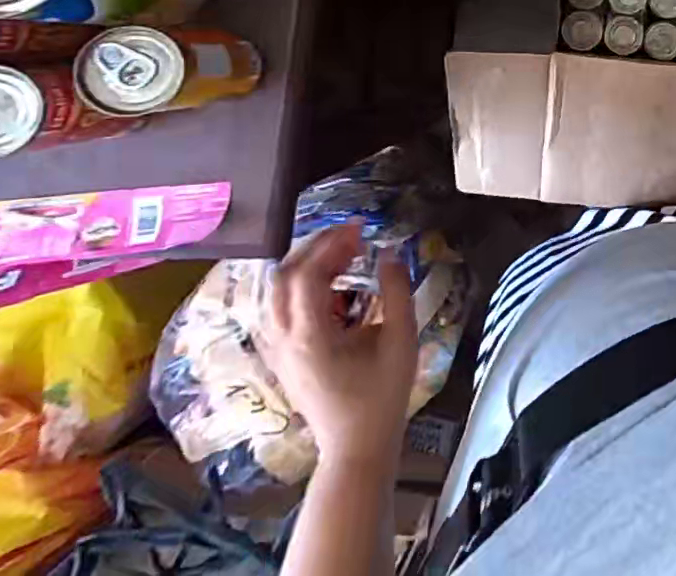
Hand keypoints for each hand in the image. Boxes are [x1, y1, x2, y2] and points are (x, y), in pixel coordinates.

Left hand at [260, 223, 418, 467]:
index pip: (306, 275)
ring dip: (304, 264)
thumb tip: (389, 254)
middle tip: (349, 236)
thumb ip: (396, 291)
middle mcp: (283, 339)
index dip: (331, 244)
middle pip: (283, 277)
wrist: (356, 446)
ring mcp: (277, 349)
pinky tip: (327, 283)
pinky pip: (277, 308)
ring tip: (340, 255)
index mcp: (310, 336)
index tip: (359, 229)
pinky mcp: (280, 356)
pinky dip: (298, 284)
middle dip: (315, 247)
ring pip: (275, 291)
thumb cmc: (382, 395)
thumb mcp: (401, 339)